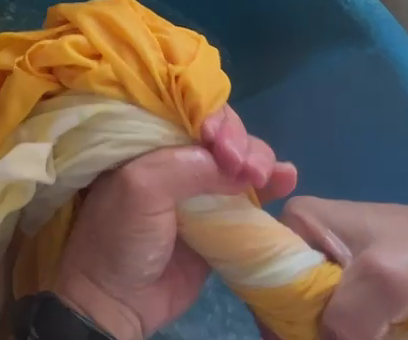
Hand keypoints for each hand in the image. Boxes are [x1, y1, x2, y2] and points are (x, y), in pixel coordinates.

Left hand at [54, 106, 296, 339]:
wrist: (120, 300)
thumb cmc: (119, 235)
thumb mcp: (140, 188)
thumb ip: (184, 167)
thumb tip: (234, 164)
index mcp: (147, 137)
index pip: (186, 107)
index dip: (211, 116)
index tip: (218, 139)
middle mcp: (174, 154)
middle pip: (220, 130)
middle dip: (239, 140)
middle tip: (244, 167)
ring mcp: (199, 185)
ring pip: (239, 158)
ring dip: (259, 159)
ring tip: (266, 175)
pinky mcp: (220, 217)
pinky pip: (249, 192)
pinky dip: (271, 182)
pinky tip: (287, 178)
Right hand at [280, 198, 407, 339]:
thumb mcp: (386, 278)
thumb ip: (345, 315)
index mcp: (300, 223)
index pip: (261, 272)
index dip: (273, 314)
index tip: (296, 338)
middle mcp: (313, 249)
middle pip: (289, 307)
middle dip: (306, 334)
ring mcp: (345, 282)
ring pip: (319, 328)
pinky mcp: (373, 309)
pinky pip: (345, 333)